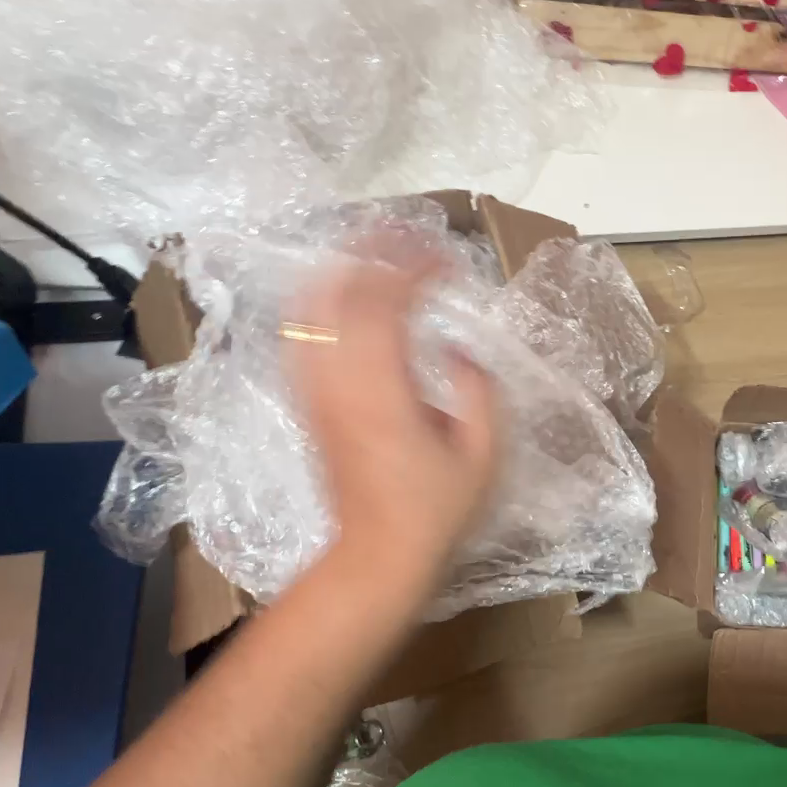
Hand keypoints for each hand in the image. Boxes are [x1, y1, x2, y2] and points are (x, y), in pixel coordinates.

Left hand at [286, 255, 500, 596]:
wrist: (377, 554)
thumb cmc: (438, 509)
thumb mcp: (483, 454)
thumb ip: (478, 389)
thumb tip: (456, 348)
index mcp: (385, 391)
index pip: (388, 305)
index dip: (416, 270)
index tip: (449, 260)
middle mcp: (339, 381)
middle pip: (337, 294)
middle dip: (370, 252)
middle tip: (405, 232)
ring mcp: (315, 391)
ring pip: (309, 310)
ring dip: (341, 272)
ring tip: (374, 251)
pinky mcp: (309, 403)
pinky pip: (303, 336)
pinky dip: (322, 304)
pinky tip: (344, 298)